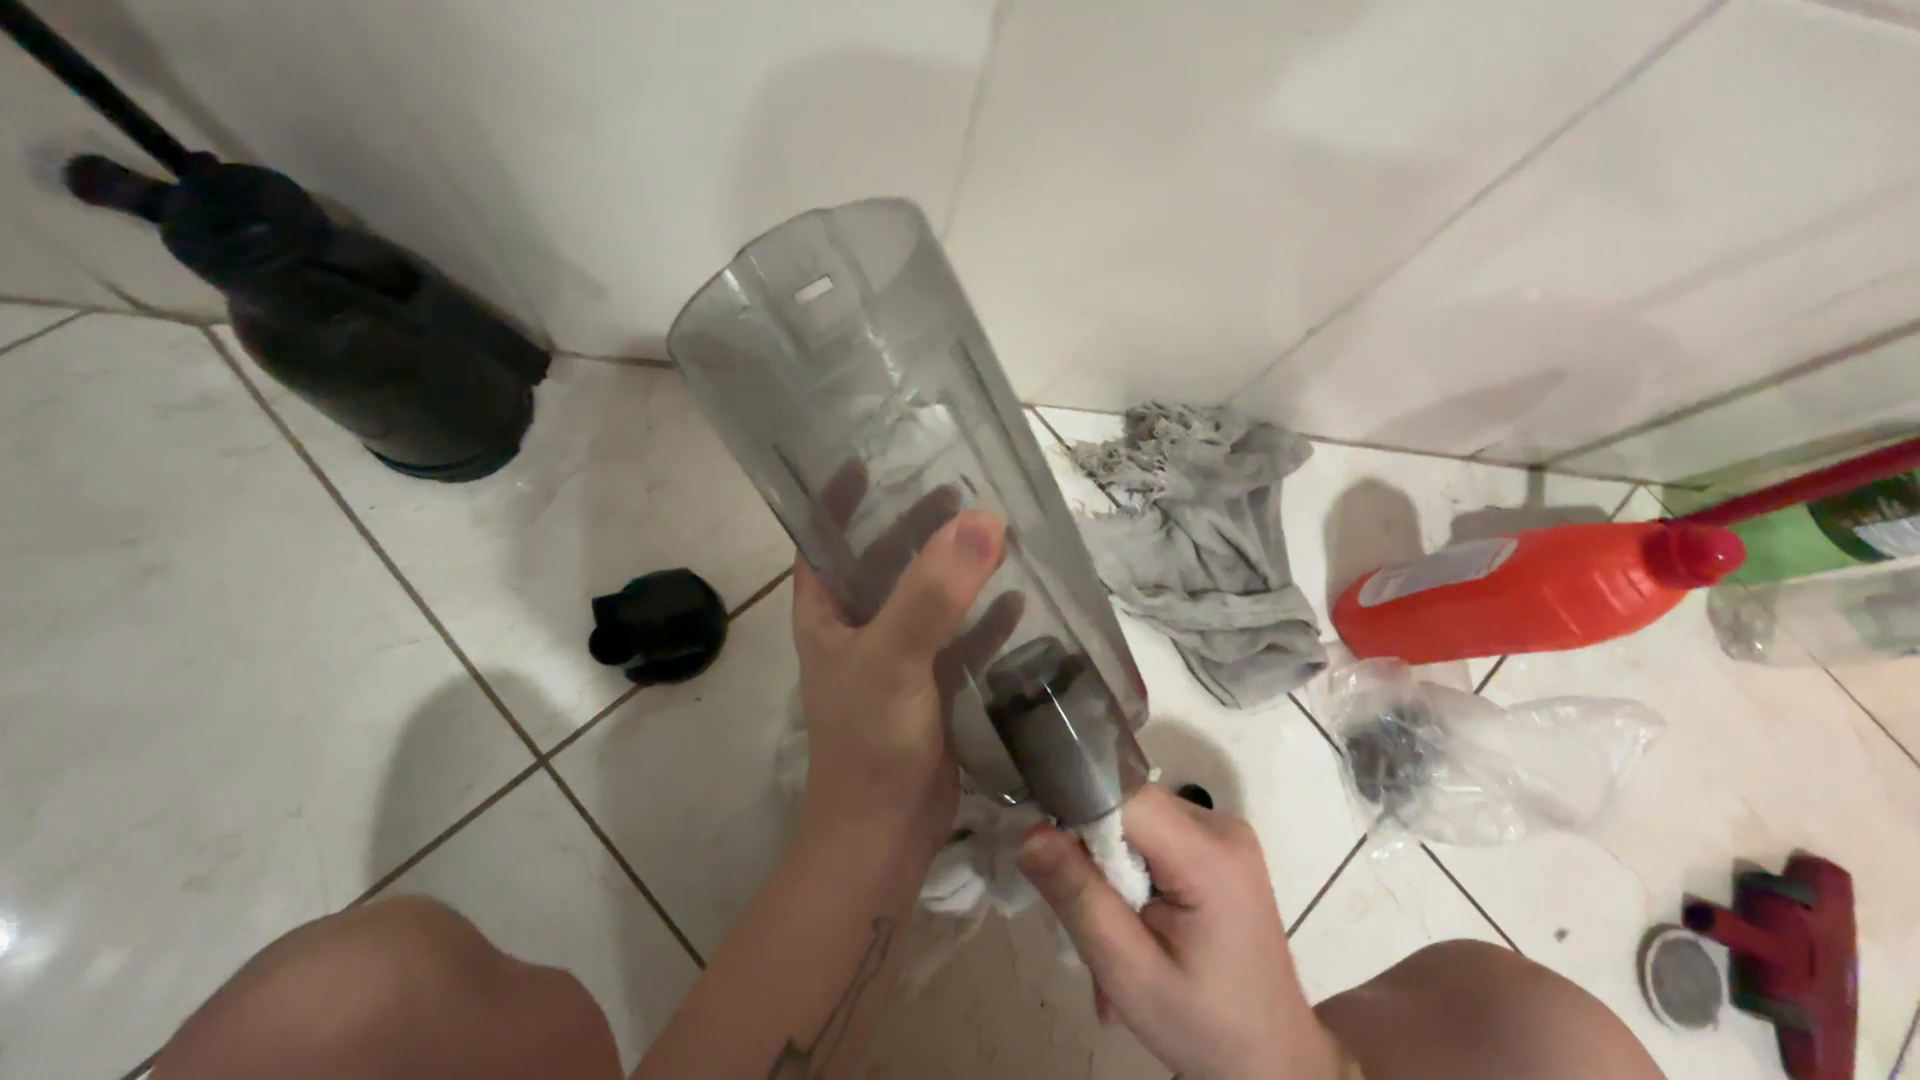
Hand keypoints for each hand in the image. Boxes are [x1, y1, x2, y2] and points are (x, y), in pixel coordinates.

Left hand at [790, 508, 1008, 852]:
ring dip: (955, 567)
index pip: (822, 537)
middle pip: (882, 559)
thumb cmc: (870, 740)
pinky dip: (983, 617)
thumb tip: (983, 520)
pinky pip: (958, 638)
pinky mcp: (931, 685)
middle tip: (958, 488)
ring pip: (925, 596)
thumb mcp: (893, 657)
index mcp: (825, 612)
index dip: (839, 498)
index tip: (872, 459)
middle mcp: (856, 626)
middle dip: (916, 525)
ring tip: (995, 530)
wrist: (884, 832)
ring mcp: (895, 656)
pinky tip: (1016, 597)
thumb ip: (932, 592)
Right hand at [1017, 786, 1343, 1079]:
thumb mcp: (1128, 972)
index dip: (1076, 812)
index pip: (1123, 795)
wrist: (1272, 1060)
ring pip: (1136, 824)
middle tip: (1082, 920)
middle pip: (1128, 809)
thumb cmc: (1204, 1025)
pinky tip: (1135, 926)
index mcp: (1209, 854)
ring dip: (1109, 872)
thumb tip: (1028, 832)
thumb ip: (1078, 897)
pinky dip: (1132, 877)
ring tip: (1112, 937)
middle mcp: (1222, 827)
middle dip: (1091, 855)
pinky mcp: (1220, 849)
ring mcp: (1225, 836)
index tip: (1046, 855)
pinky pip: (1155, 840)